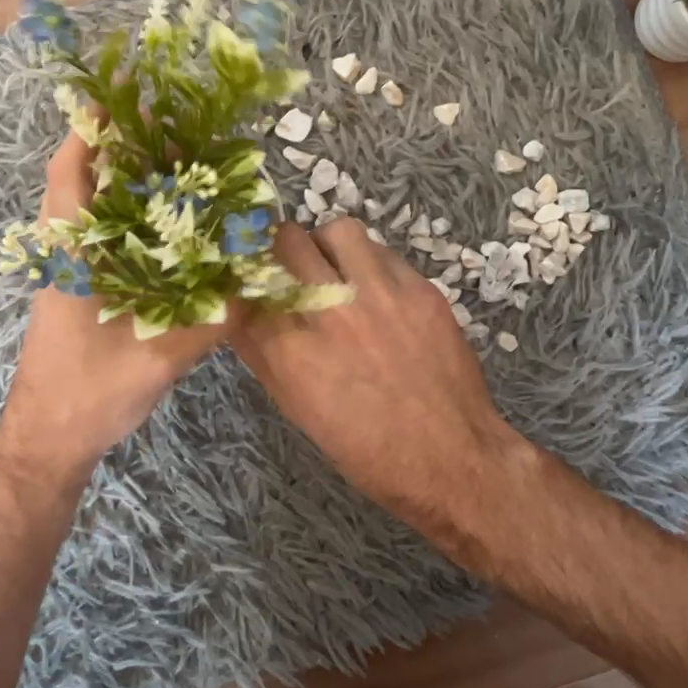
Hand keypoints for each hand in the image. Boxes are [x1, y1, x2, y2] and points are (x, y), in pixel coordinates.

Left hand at [0, 132, 235, 486]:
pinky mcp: (84, 292)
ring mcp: (73, 272)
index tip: (128, 95)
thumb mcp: (155, 356)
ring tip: (180, 164)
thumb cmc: (87, 394)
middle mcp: (67, 252)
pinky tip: (175, 225)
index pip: (71, 170)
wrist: (50, 441)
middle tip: (176, 129)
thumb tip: (262, 281)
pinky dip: (136, 219)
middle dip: (126, 148)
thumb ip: (210, 320)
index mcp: (70, 252)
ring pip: (98, 210)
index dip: (95, 127)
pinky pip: (109, 239)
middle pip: (89, 180)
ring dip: (130, 182)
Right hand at [227, 218, 525, 516]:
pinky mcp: (420, 289)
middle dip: (282, 250)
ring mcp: (379, 295)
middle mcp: (330, 311)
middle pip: (286, 241)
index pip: (248, 283)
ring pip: (337, 230)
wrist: (449, 457)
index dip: (246, 275)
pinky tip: (376, 291)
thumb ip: (261, 352)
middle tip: (293, 268)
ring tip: (335, 269)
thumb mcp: (296, 406)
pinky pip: (382, 252)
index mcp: (291, 348)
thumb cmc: (364, 447)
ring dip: (327, 245)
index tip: (250, 277)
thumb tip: (238, 309)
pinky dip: (369, 264)